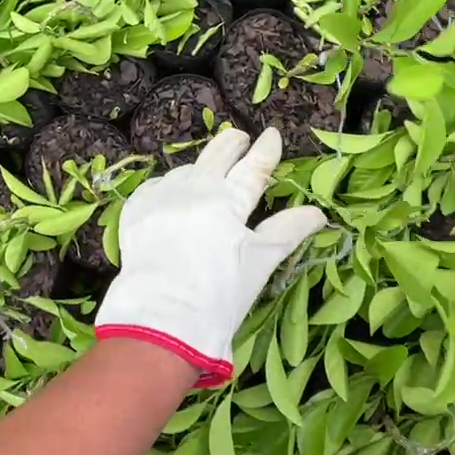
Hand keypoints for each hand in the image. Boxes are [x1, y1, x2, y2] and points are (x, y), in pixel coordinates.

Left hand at [94, 127, 326, 385]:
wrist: (162, 320)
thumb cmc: (219, 297)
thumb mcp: (259, 264)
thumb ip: (287, 231)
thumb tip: (319, 212)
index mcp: (228, 203)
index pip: (253, 168)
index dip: (265, 150)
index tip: (271, 134)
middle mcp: (195, 190)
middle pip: (216, 154)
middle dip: (232, 143)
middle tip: (240, 137)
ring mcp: (162, 198)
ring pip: (186, 170)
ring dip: (201, 169)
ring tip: (208, 176)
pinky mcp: (136, 210)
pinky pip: (156, 187)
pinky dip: (169, 187)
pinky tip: (173, 196)